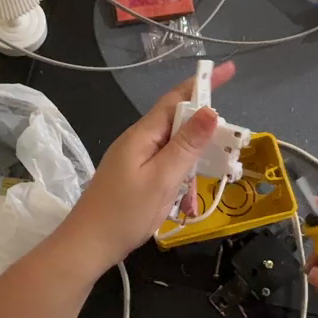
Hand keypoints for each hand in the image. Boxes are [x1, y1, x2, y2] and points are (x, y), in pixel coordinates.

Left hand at [54, 62, 235, 272]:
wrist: (86, 246)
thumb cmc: (124, 213)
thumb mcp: (162, 179)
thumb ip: (186, 145)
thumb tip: (210, 110)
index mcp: (143, 135)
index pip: (177, 99)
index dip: (203, 83)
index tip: (230, 70)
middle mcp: (138, 141)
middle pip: (178, 122)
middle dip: (204, 130)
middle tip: (229, 145)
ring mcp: (134, 160)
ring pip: (174, 148)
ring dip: (193, 161)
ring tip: (207, 179)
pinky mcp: (134, 178)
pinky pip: (166, 167)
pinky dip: (180, 178)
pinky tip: (185, 201)